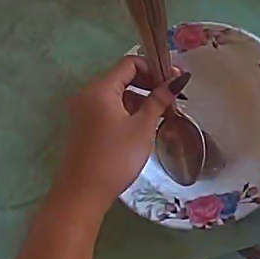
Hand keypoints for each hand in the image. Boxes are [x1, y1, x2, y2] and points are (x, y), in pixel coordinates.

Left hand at [48, 56, 188, 216]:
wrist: (81, 195)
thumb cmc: (115, 158)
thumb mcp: (142, 127)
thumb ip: (159, 100)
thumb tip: (178, 80)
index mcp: (100, 89)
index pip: (130, 63)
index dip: (155, 68)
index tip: (176, 82)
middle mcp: (87, 93)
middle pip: (123, 76)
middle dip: (149, 83)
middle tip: (172, 97)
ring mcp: (83, 110)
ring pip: (117, 93)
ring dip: (140, 97)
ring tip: (162, 113)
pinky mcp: (84, 125)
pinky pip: (109, 106)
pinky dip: (127, 109)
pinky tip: (143, 125)